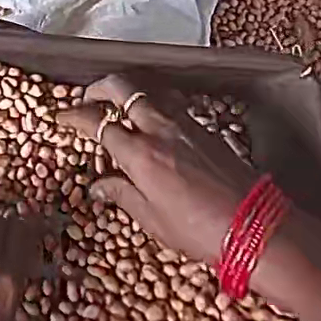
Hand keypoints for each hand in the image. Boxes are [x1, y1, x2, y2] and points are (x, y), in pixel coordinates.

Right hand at [56, 75, 320, 314]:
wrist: (259, 229)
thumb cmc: (201, 232)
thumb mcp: (152, 220)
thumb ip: (121, 194)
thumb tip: (100, 185)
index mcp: (140, 154)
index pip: (97, 122)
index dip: (74, 116)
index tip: (61, 116)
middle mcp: (161, 130)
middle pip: (122, 88)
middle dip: (98, 87)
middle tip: (86, 97)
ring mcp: (186, 126)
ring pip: (150, 89)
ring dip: (128, 89)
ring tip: (117, 100)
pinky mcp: (206, 129)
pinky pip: (174, 103)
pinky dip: (156, 100)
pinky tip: (154, 115)